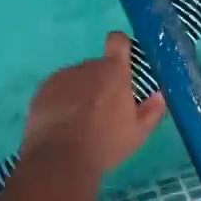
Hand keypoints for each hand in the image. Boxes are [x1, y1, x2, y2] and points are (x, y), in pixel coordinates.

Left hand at [21, 32, 166, 178]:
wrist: (60, 158)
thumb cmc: (106, 143)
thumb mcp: (138, 133)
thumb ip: (152, 110)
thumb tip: (159, 95)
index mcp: (113, 73)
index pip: (117, 42)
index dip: (121, 47)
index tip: (123, 61)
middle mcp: (86, 68)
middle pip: (97, 67)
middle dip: (102, 82)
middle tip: (105, 110)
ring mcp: (61, 78)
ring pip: (76, 78)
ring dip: (81, 91)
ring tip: (81, 121)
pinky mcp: (41, 91)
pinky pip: (57, 90)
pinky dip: (62, 100)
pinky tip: (64, 124)